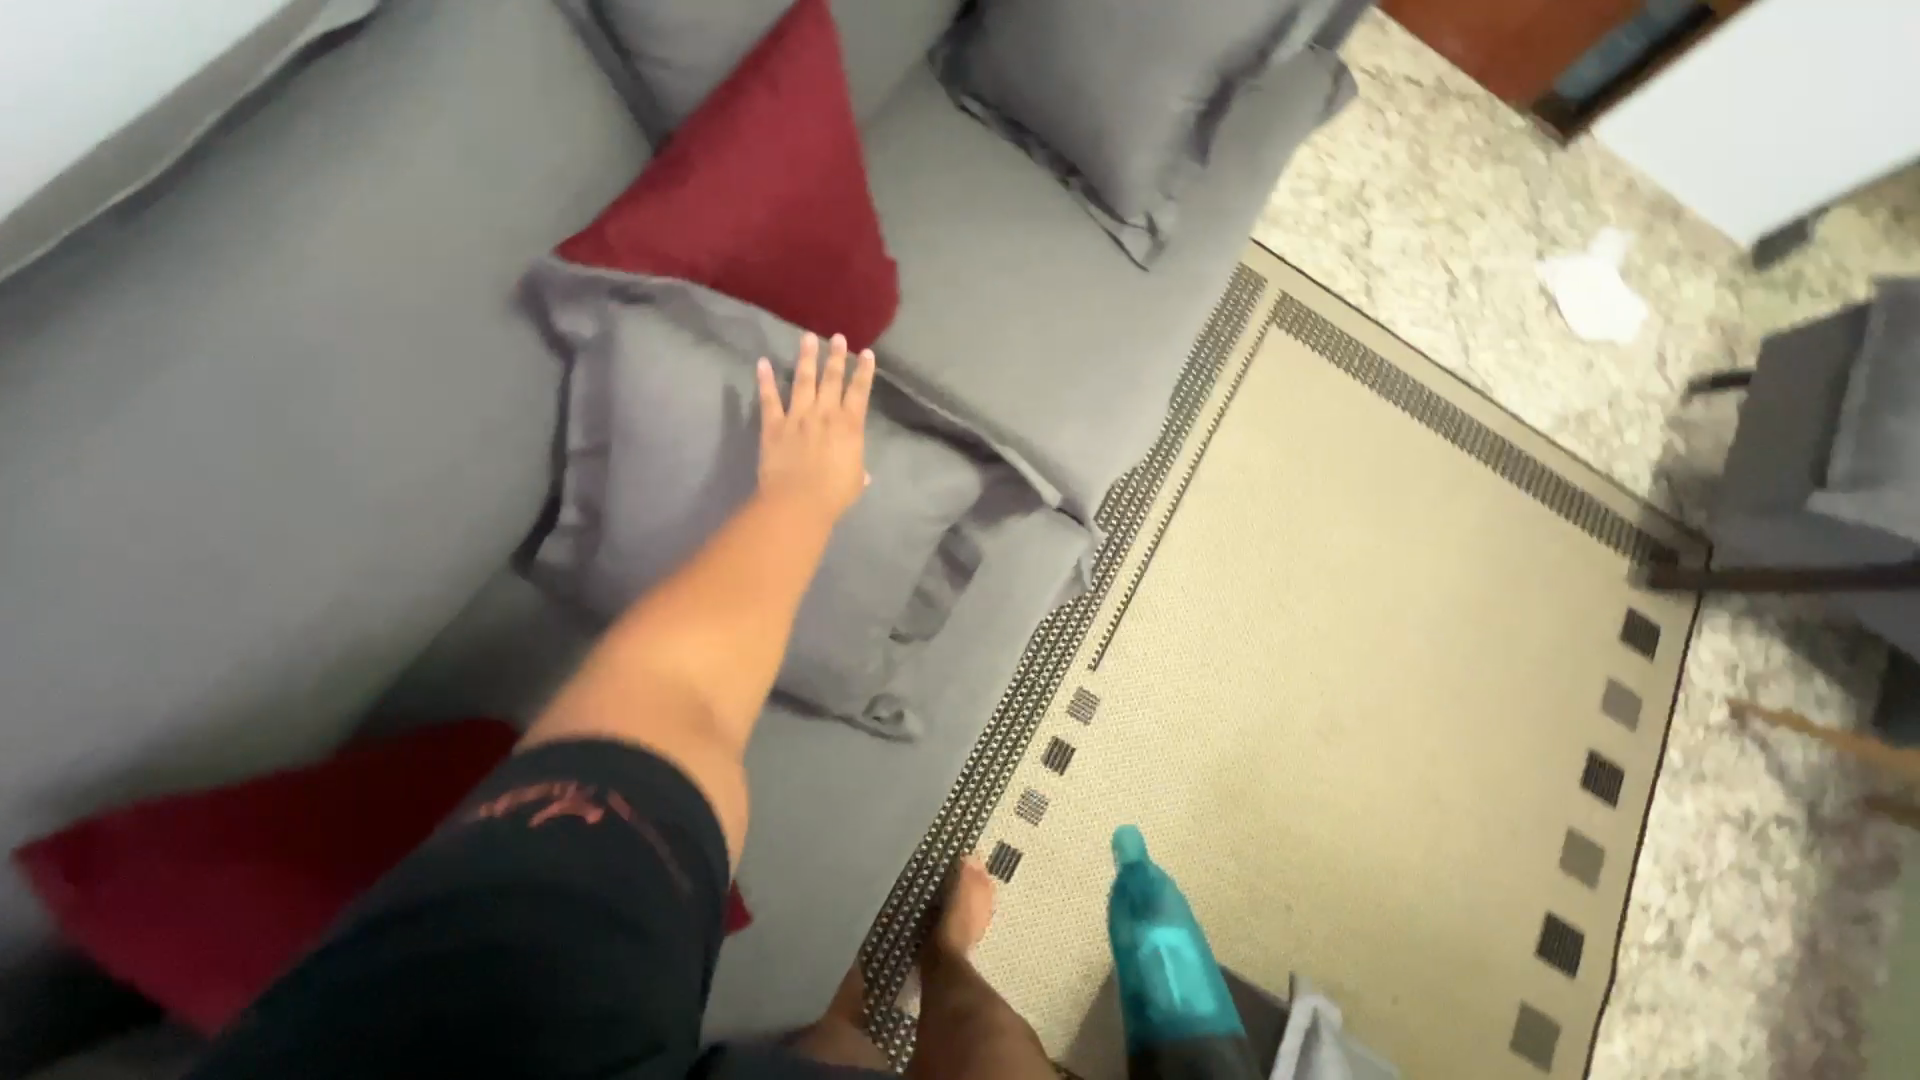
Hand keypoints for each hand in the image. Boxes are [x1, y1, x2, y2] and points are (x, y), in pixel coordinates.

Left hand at [756, 332, 874, 521]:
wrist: (798, 501)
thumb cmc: (834, 495)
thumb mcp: (855, 481)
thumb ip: (858, 471)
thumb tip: (863, 474)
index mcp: (850, 426)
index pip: (860, 392)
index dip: (864, 371)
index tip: (866, 353)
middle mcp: (825, 414)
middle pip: (832, 379)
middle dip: (836, 356)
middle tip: (837, 337)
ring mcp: (797, 416)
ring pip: (803, 380)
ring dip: (806, 358)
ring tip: (808, 338)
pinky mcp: (774, 425)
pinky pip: (769, 399)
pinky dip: (765, 380)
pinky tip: (762, 363)